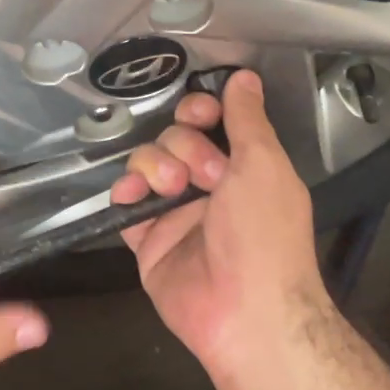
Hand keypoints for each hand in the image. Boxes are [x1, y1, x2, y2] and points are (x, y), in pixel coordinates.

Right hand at [109, 70, 329, 378]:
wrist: (246, 313)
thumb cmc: (264, 233)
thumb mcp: (264, 164)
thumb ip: (247, 118)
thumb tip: (245, 77)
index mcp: (243, 166)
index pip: (210, 120)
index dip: (199, 110)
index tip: (199, 114)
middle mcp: (209, 185)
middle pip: (175, 136)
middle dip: (183, 146)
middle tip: (204, 175)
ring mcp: (176, 211)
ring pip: (148, 162)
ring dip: (154, 164)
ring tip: (170, 188)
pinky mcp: (148, 238)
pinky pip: (125, 201)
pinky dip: (125, 191)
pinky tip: (133, 194)